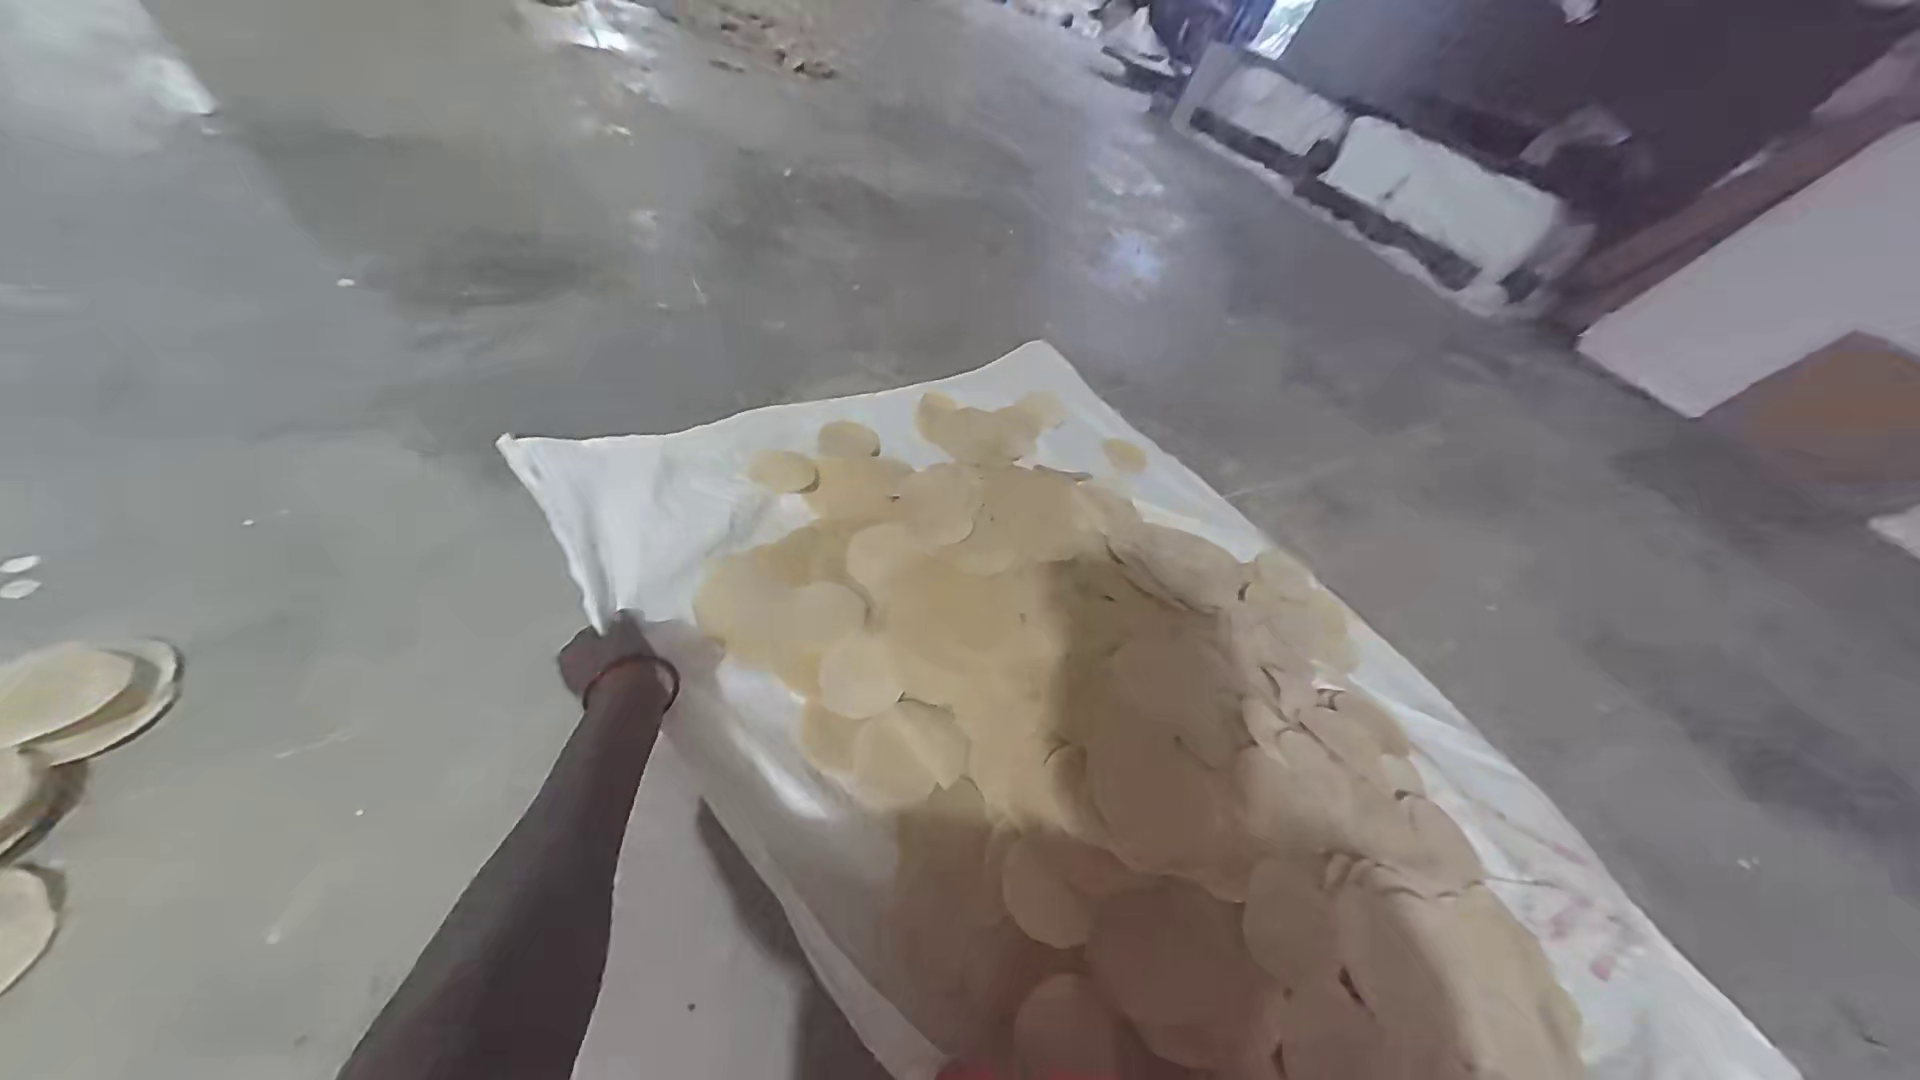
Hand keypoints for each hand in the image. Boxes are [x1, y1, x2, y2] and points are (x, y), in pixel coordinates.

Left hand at [558, 611, 658, 699]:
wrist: (628, 700)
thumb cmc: (624, 660)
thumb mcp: (627, 631)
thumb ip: (621, 621)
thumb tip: (619, 617)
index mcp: (568, 649)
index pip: (590, 633)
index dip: (609, 632)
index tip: (626, 633)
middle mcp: (566, 670)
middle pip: (592, 654)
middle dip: (608, 652)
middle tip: (631, 650)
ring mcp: (579, 691)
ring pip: (600, 672)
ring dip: (613, 669)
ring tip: (637, 667)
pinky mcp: (596, 706)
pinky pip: (609, 686)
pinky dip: (618, 683)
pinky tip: (635, 681)